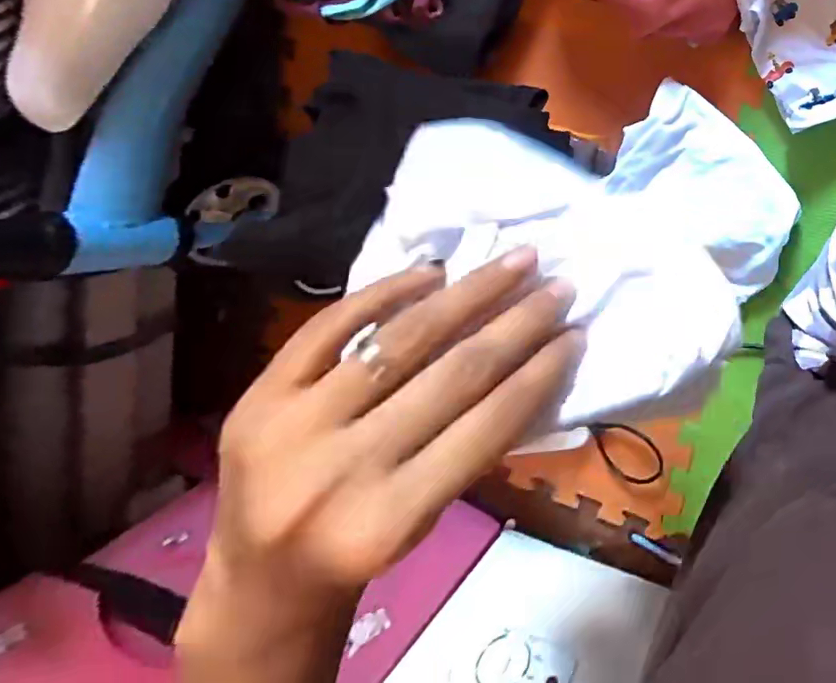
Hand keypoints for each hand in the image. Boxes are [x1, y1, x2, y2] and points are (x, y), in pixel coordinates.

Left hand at [178, 248, 579, 675]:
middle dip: (520, 323)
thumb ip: (476, 443)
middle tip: (559, 287)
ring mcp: (292, 427)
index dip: (541, 372)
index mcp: (388, 520)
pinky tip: (435, 272)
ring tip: (516, 261)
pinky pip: (331, 325)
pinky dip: (388, 291)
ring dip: (471, 292)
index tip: (576, 333)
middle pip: (454, 373)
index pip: (488, 424)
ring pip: (401, 338)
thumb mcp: (428, 516)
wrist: (259, 572)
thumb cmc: (363, 545)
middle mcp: (338, 472)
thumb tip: (536, 360)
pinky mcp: (260, 395)